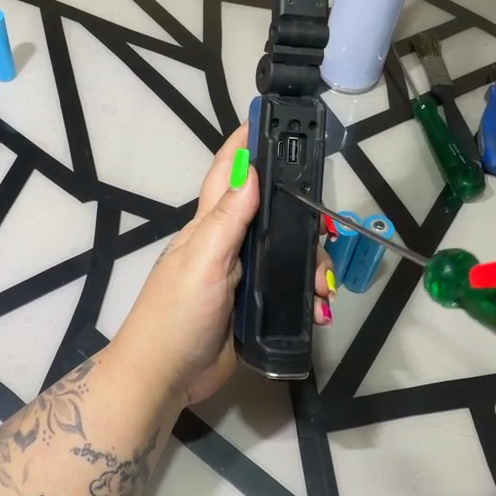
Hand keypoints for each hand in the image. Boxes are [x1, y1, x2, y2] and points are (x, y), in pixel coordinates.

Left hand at [113, 127, 333, 405]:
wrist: (166, 378)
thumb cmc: (176, 314)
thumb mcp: (203, 261)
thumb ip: (227, 219)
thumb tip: (251, 168)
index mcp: (209, 226)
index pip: (229, 173)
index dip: (245, 144)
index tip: (268, 118)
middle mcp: (227, 245)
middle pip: (272, 212)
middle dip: (302, 214)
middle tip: (329, 227)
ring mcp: (240, 276)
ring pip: (287, 252)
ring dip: (312, 262)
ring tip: (323, 285)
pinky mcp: (253, 306)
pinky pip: (289, 288)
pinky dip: (309, 293)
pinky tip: (320, 306)